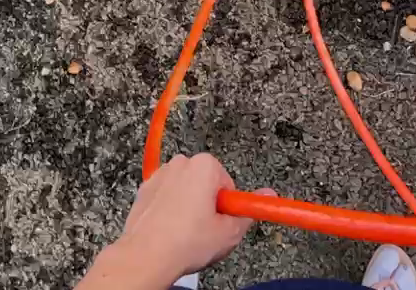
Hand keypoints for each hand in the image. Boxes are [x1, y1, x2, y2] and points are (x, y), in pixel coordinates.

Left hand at [93, 154, 265, 288]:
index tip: (221, 224)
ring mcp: (161, 173)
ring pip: (186, 190)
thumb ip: (249, 211)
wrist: (146, 254)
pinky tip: (170, 230)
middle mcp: (182, 161)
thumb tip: (269, 193)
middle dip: (208, 205)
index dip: (227, 208)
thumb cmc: (187, 242)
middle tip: (205, 231)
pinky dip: (170, 209)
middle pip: (206, 184)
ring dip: (189, 207)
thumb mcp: (229, 233)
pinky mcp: (146, 187)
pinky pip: (166, 196)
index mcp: (205, 166)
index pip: (227, 185)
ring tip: (186, 234)